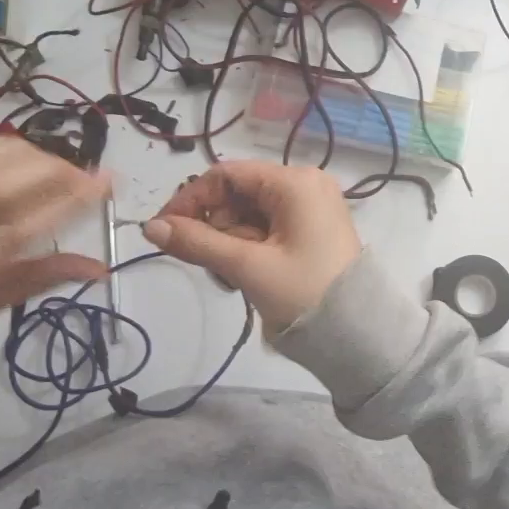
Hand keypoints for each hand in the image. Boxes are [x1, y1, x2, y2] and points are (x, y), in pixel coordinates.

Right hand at [145, 160, 360, 330]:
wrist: (358, 333)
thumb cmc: (303, 293)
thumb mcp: (247, 267)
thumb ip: (197, 242)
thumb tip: (150, 227)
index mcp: (295, 182)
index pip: (227, 175)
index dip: (191, 200)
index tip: (164, 231)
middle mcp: (306, 185)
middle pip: (238, 194)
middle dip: (217, 228)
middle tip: (214, 265)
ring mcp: (312, 208)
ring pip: (250, 214)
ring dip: (232, 242)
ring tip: (236, 277)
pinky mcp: (314, 230)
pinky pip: (269, 228)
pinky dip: (251, 248)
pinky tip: (249, 275)